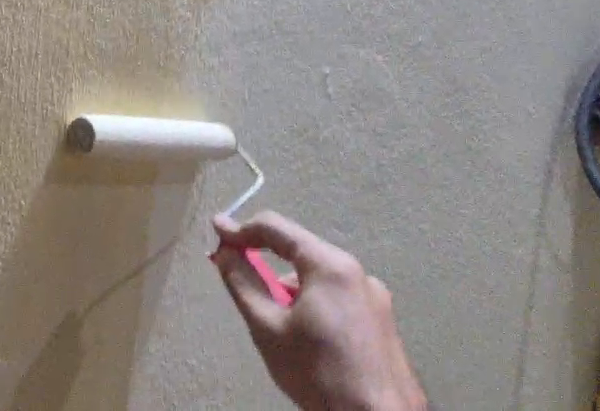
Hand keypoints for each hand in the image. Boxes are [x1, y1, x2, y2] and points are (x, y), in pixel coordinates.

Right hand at [212, 212, 425, 410]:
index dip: (240, 228)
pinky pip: (336, 295)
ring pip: (317, 275)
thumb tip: (224, 251)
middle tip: (237, 275)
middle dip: (264, 259)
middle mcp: (358, 273)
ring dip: (289, 285)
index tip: (215, 234)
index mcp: (330, 266)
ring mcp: (376, 299)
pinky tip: (305, 334)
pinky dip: (311, 300)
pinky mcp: (383, 323)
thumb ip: (241, 280)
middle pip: (298, 250)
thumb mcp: (266, 325)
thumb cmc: (319, 372)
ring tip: (274, 319)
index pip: (275, 228)